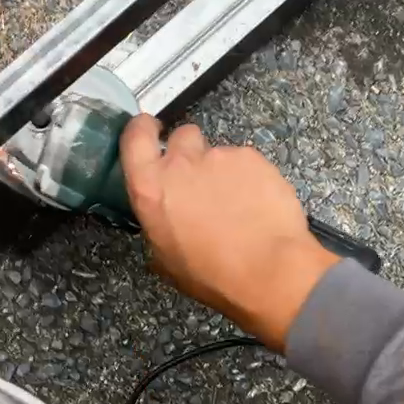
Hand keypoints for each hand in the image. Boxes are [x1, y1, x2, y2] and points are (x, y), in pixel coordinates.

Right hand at [120, 115, 338, 350]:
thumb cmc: (213, 274)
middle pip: (183, 136)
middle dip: (190, 152)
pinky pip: (246, 161)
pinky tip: (258, 204)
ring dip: (223, 171)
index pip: (135, 136)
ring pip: (218, 152)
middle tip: (201, 182)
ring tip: (238, 205)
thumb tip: (163, 221)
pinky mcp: (253, 158)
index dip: (142, 129)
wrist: (268, 270)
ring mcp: (220, 156)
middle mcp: (182, 164)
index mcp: (151, 188)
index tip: (150, 131)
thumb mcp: (167, 260)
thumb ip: (159, 225)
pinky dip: (250, 177)